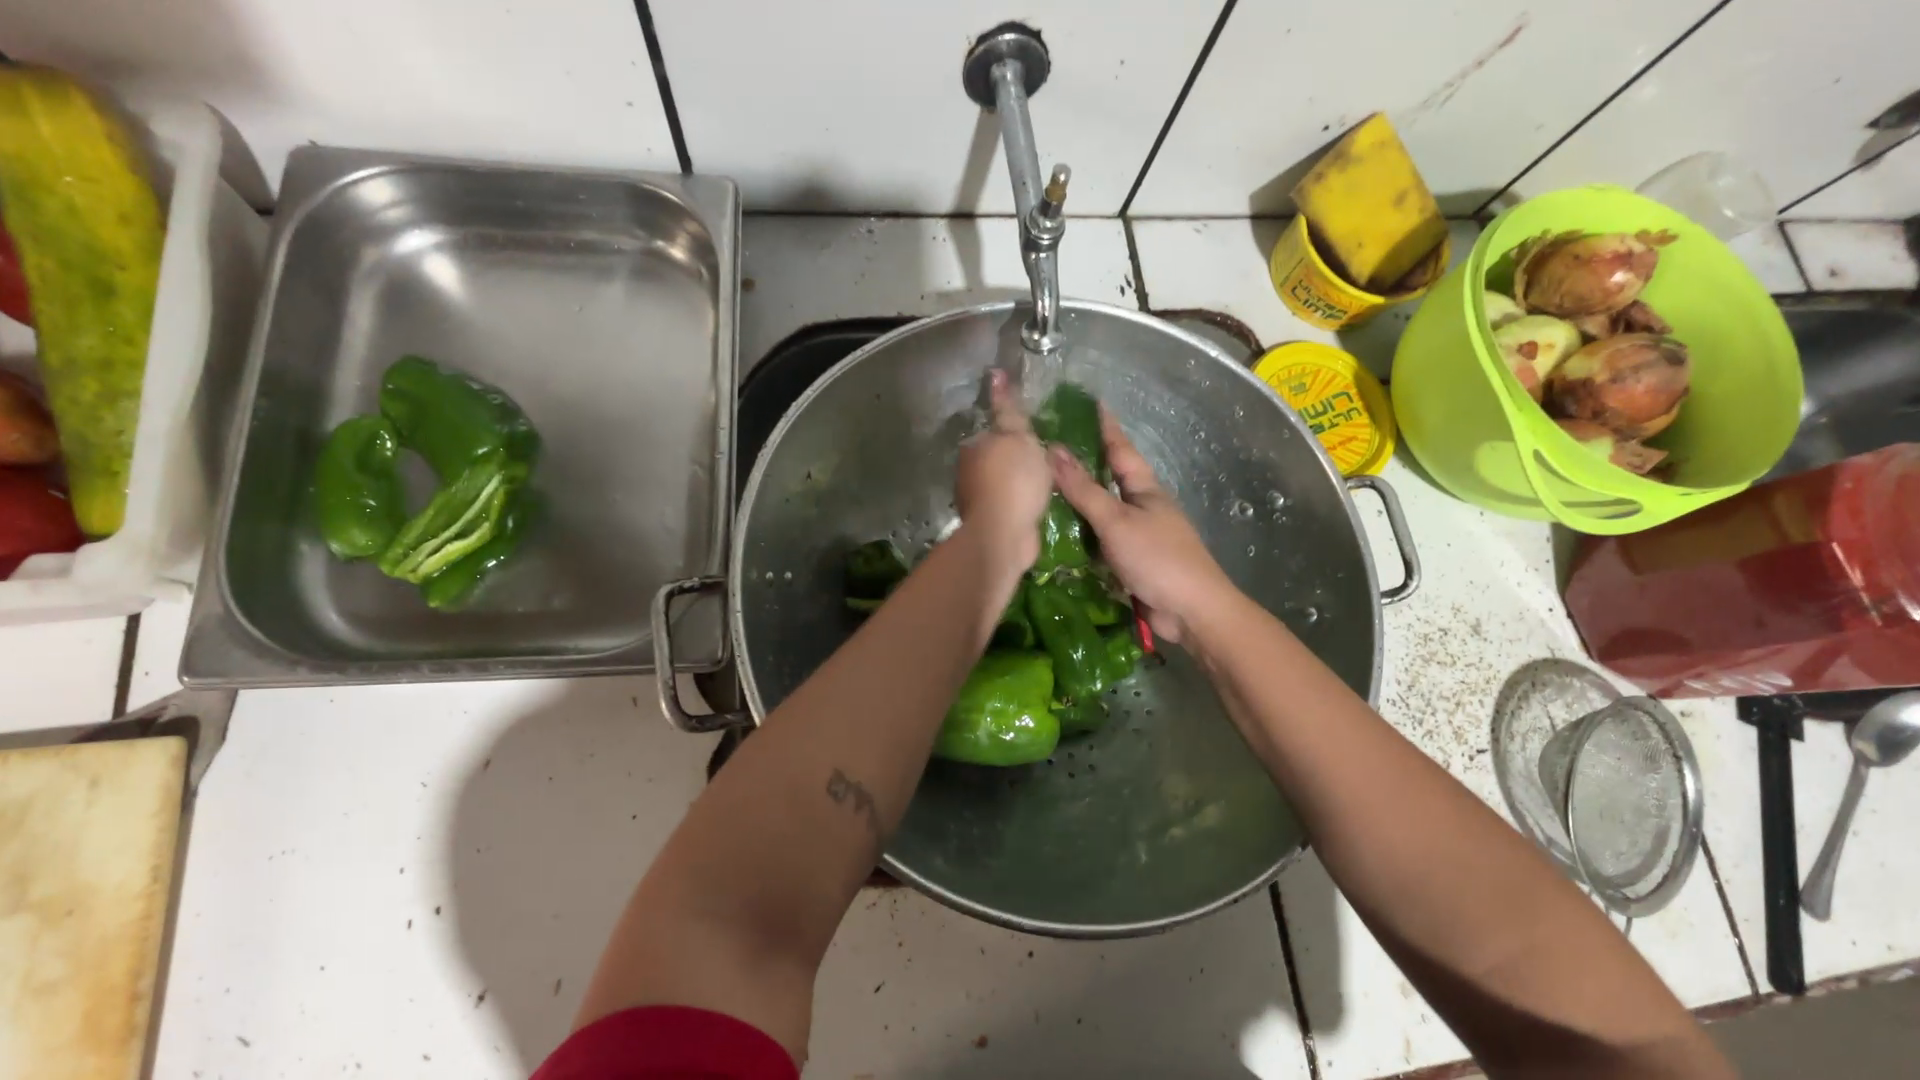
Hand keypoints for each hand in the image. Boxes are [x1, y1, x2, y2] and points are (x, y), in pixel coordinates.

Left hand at [955, 370, 1050, 573]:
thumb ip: (1008, 408)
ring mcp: (978, 500)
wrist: (1004, 535)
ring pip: (1004, 483)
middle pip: (997, 458)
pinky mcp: (992, 523)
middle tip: (1048, 457)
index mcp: (973, 448)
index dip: (1014, 432)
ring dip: (1021, 482)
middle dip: (1017, 458)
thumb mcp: (1017, 436)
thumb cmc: (1014, 480)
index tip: (1036, 436)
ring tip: (1049, 480)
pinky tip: (1040, 503)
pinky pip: (1011, 505)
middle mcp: (969, 473)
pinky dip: (1023, 502)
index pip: (992, 431)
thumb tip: (994, 373)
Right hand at [1049, 409, 1235, 643]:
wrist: (1191, 611)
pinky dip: (1080, 536)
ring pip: (1101, 512)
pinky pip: (1099, 542)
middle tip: (1050, 445)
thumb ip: (1083, 489)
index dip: (1104, 425)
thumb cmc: (1158, 558)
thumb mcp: (1116, 521)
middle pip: (1108, 478)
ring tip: (1043, 488)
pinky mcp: (1129, 562)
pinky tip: (1057, 535)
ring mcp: (1136, 535)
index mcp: (1144, 488)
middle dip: (1084, 462)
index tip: (1089, 401)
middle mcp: (1141, 507)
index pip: (1119, 447)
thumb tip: (1053, 450)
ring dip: (1077, 502)